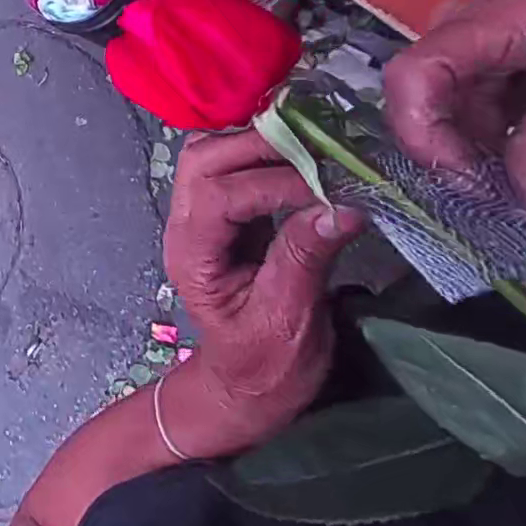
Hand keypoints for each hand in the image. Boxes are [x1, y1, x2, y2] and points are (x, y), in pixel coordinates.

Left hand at [163, 130, 367, 436]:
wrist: (244, 385)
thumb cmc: (263, 366)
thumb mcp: (288, 320)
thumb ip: (305, 259)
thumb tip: (342, 206)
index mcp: (192, 256)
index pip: (219, 197)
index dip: (273, 183)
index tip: (329, 184)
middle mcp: (184, 226)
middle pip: (201, 160)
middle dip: (257, 145)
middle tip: (320, 147)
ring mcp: (196, 216)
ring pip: (208, 154)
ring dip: (255, 141)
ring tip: (312, 144)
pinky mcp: (219, 213)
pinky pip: (228, 165)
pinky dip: (260, 152)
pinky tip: (299, 153)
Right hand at [384, 0, 525, 216]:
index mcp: (505, 15)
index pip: (417, 72)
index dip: (420, 130)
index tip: (468, 183)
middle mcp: (473, 36)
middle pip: (425, 106)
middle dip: (473, 155)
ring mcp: (480, 66)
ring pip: (450, 132)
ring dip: (508, 164)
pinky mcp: (492, 93)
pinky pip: (478, 141)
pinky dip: (523, 164)